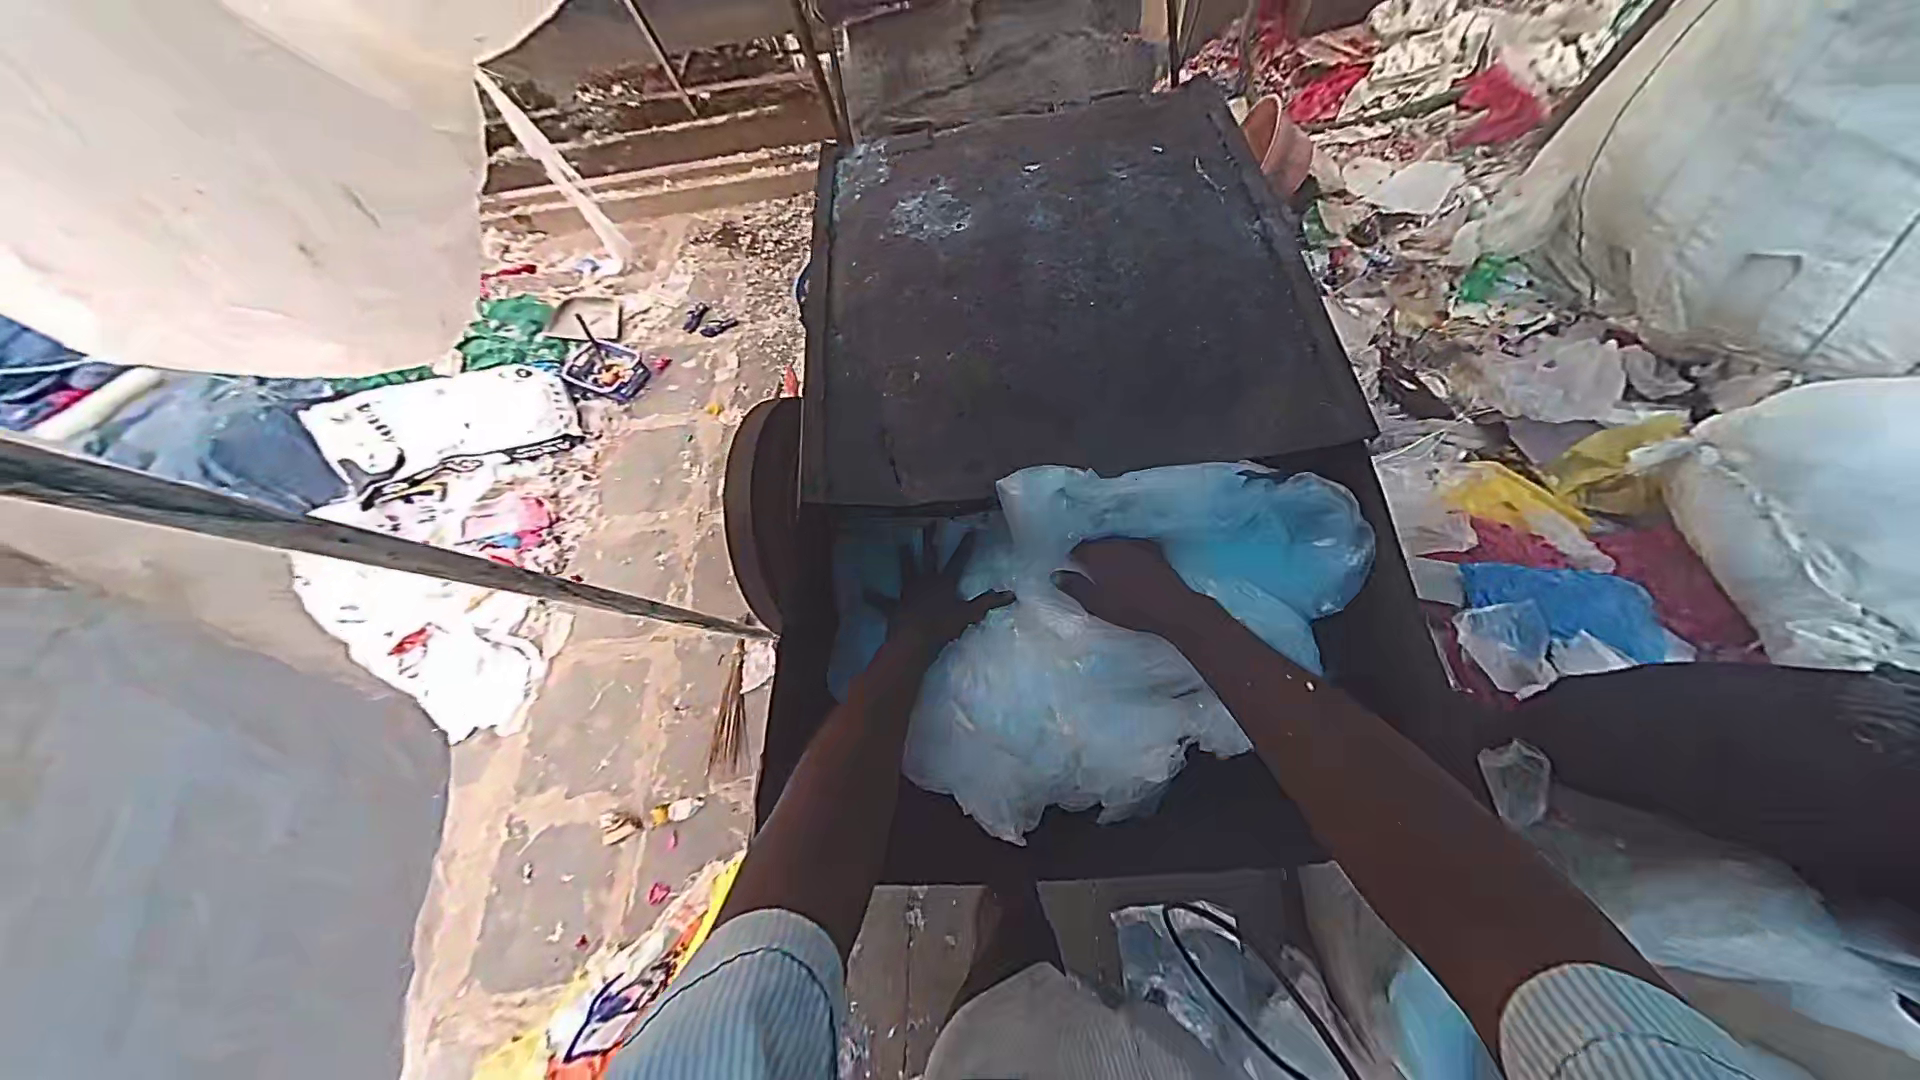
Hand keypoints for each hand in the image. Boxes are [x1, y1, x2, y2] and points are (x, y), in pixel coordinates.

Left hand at [865, 523, 1012, 654]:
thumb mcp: (970, 614)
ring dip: (904, 556)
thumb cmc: (943, 627)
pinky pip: (882, 600)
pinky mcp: (895, 605)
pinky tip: (863, 591)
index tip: (971, 530)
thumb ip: (989, 602)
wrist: (915, 639)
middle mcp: (926, 580)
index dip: (966, 546)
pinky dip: (874, 596)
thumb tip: (1012, 594)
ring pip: (907, 569)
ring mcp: (909, 591)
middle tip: (930, 523)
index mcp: (945, 582)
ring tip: (902, 543)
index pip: (959, 560)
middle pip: (930, 556)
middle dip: (931, 539)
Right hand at [1052, 538, 1216, 637]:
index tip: (1073, 571)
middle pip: (1096, 544)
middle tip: (1089, 572)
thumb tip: (1055, 575)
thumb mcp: (1095, 602)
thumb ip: (1073, 586)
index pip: (1077, 550)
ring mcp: (1135, 544)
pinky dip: (1127, 554)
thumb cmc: (1128, 607)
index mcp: (1097, 554)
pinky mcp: (1153, 549)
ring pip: (1114, 544)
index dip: (1073, 560)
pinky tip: (1129, 566)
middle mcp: (1114, 543)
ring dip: (1109, 553)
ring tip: (1109, 570)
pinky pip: (1132, 547)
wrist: (1170, 607)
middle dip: (1090, 554)